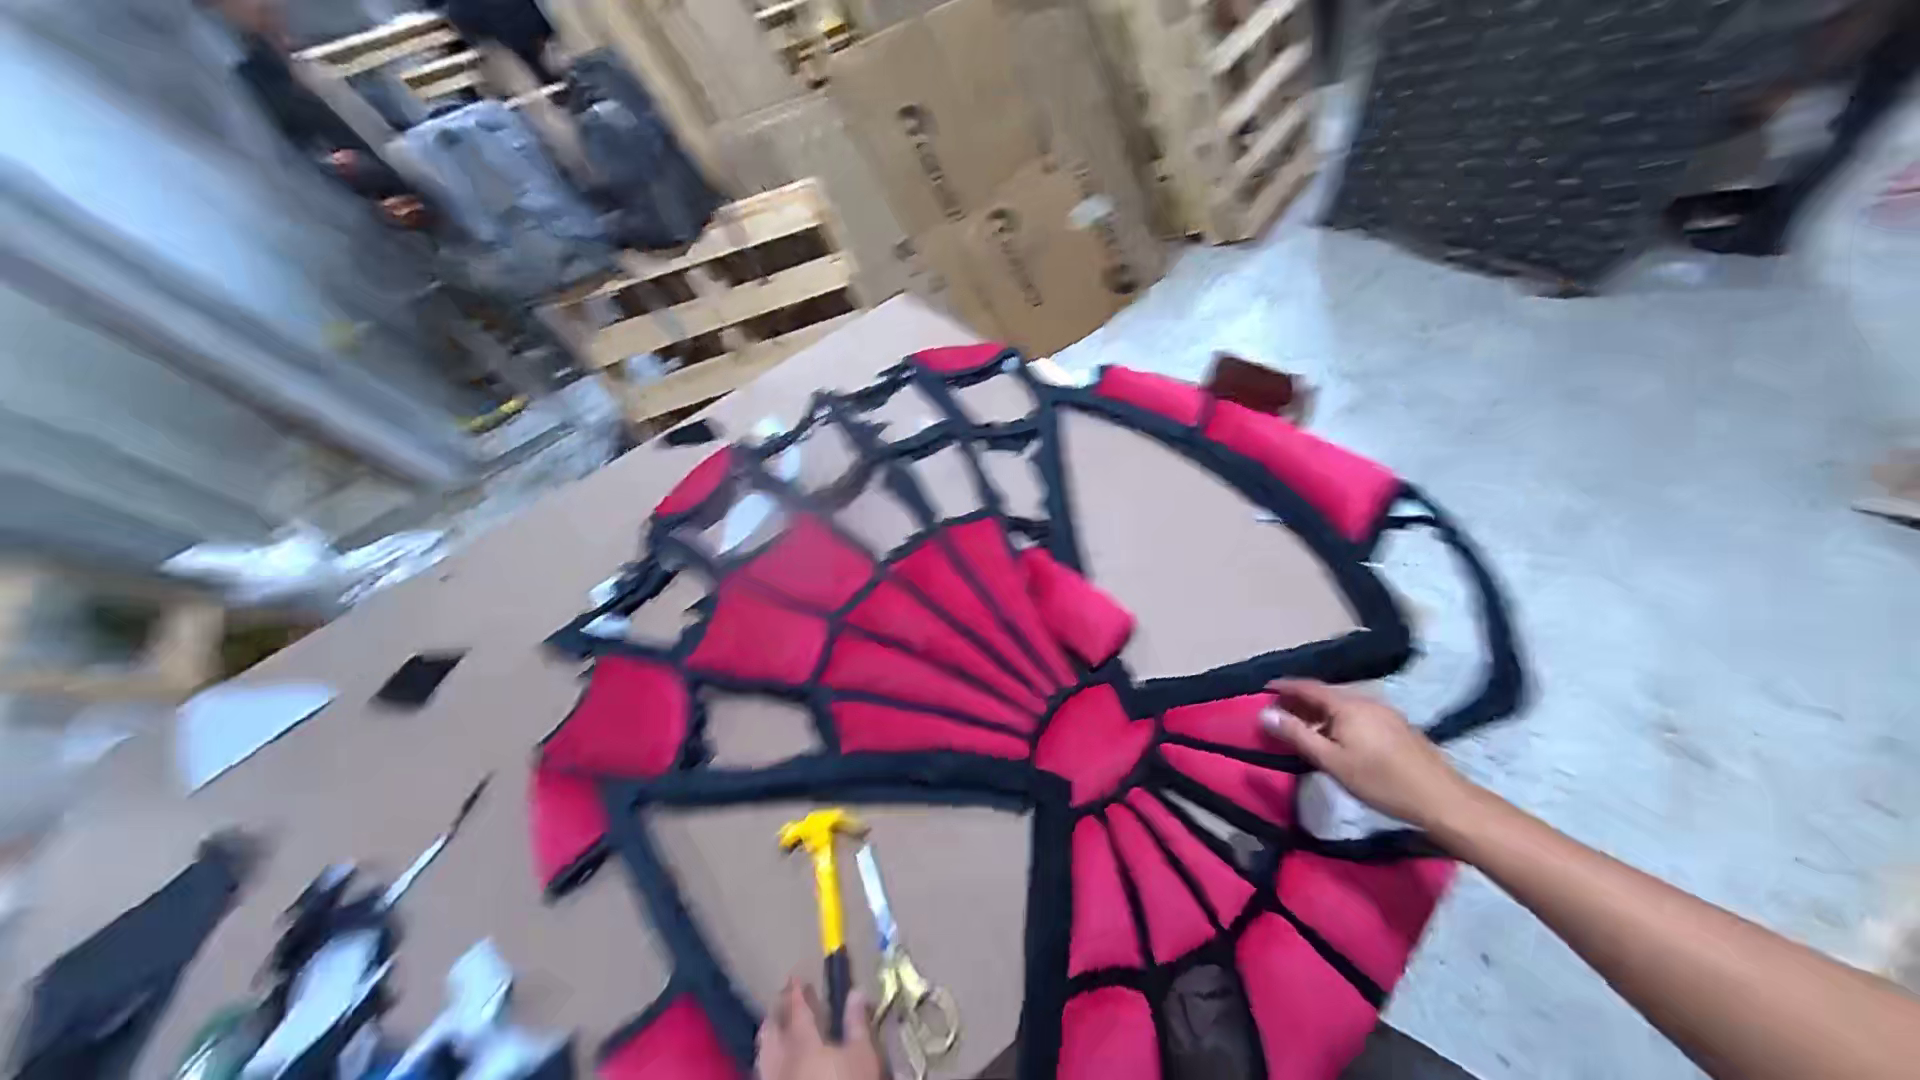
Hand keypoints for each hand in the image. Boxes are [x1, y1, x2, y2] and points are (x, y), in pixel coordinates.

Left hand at [757, 978, 887, 1079]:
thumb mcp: (862, 1056)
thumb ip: (856, 1023)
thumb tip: (855, 992)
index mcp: (802, 1041)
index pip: (796, 1009)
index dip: (796, 992)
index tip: (795, 977)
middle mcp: (779, 1060)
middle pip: (770, 1031)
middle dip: (776, 1012)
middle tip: (784, 1000)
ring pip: (762, 1055)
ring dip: (769, 1038)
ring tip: (776, 1030)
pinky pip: (763, 1075)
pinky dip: (768, 1063)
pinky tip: (777, 1067)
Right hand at [1260, 679, 1476, 831]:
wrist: (1443, 800)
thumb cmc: (1381, 781)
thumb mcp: (1331, 761)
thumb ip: (1297, 735)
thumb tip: (1265, 714)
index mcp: (1347, 704)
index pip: (1307, 686)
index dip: (1283, 687)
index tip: (1263, 690)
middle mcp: (1366, 700)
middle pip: (1325, 694)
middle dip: (1299, 701)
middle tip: (1278, 714)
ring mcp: (1385, 712)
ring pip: (1342, 705)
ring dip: (1318, 712)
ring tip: (1302, 728)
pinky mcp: (1397, 726)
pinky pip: (1357, 714)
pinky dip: (1337, 720)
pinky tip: (1335, 737)